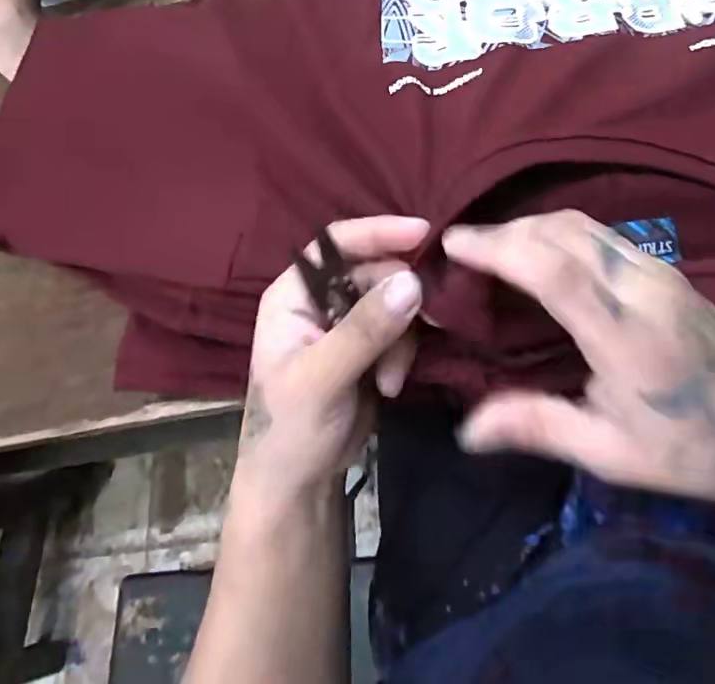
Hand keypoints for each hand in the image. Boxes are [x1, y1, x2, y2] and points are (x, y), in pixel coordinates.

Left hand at [235, 216, 428, 504]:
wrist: (298, 483)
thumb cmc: (290, 427)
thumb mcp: (323, 377)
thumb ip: (365, 330)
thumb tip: (411, 281)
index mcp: (293, 294)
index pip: (335, 245)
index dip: (376, 232)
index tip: (423, 232)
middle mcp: (319, 301)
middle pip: (373, 272)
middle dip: (398, 300)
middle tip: (424, 322)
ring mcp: (346, 325)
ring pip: (393, 302)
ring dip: (401, 338)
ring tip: (390, 378)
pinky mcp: (369, 349)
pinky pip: (400, 331)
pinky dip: (403, 354)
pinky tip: (390, 386)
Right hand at [445, 211, 714, 518]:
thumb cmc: (694, 451)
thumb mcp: (612, 454)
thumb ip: (537, 428)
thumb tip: (466, 430)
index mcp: (628, 337)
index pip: (554, 271)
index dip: (498, 248)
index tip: (452, 244)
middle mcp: (643, 288)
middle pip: (560, 231)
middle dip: (502, 232)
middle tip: (462, 250)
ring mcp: (657, 270)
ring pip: (577, 223)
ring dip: (526, 226)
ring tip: (490, 248)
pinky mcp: (662, 266)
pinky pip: (594, 230)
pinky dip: (552, 230)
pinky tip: (535, 251)